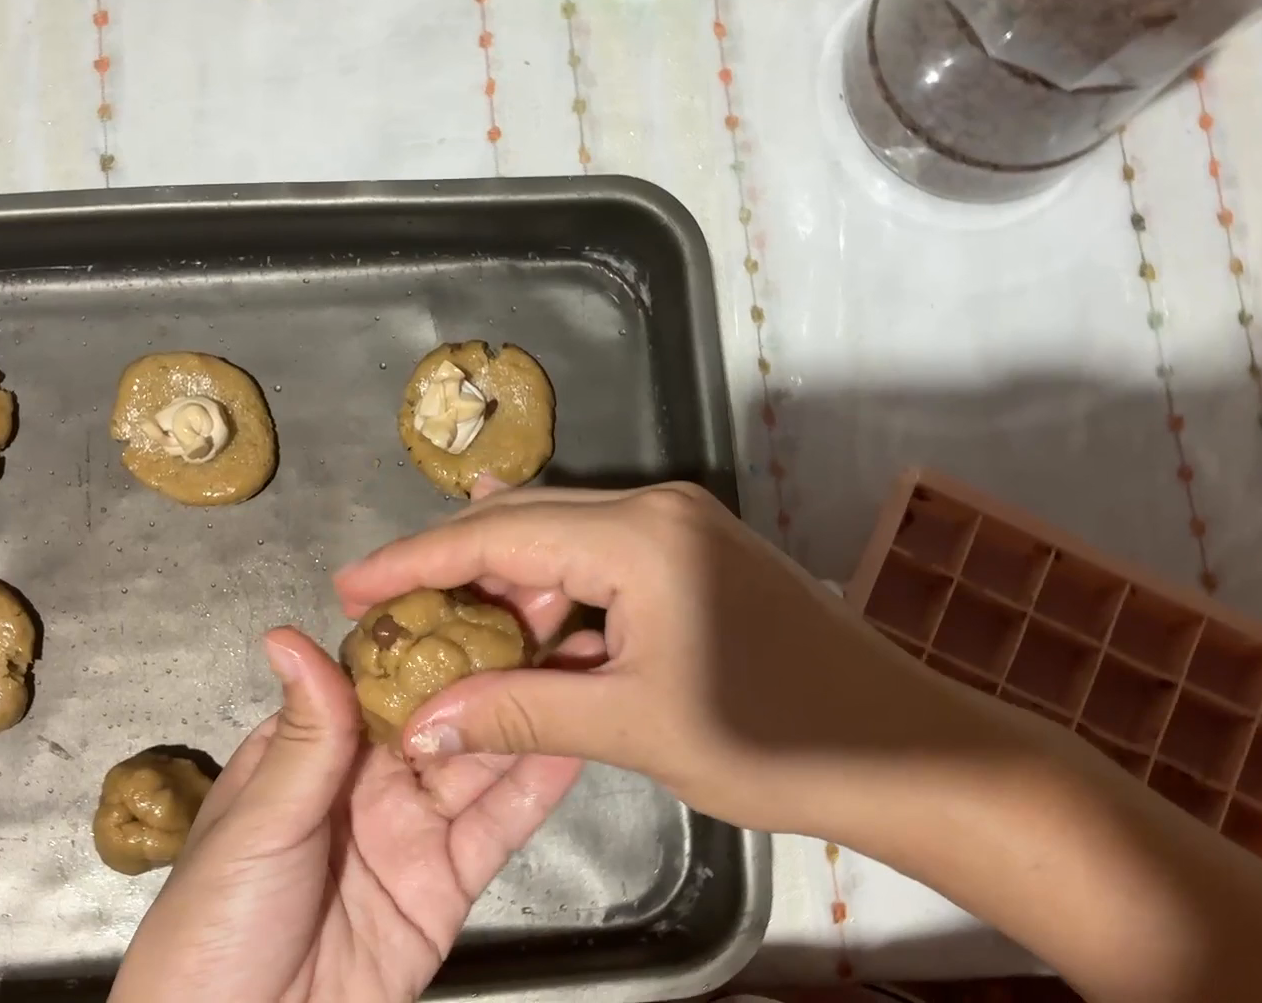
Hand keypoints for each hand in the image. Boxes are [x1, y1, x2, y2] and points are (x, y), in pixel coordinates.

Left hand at [109, 627, 580, 1002]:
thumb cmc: (218, 923)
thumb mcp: (255, 822)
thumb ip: (302, 735)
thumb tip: (287, 633)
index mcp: (317, 747)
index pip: (383, 674)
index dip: (430, 632)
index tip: (480, 585)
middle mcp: (372, 777)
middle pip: (442, 709)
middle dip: (493, 661)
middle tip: (550, 607)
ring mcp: (414, 829)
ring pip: (479, 759)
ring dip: (525, 710)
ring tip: (578, 656)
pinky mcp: (448, 883)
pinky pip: (496, 828)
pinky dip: (536, 786)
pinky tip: (572, 739)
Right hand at [333, 482, 986, 841]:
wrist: (910, 752)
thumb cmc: (777, 741)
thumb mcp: (633, 727)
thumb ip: (516, 713)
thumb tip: (420, 722)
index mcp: (639, 536)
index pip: (497, 535)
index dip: (414, 561)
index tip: (351, 586)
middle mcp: (655, 508)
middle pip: (522, 521)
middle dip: (448, 564)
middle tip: (385, 607)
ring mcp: (679, 525)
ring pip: (558, 536)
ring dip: (501, 580)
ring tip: (445, 626)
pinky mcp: (694, 552)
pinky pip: (596, 556)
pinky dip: (549, 589)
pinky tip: (521, 615)